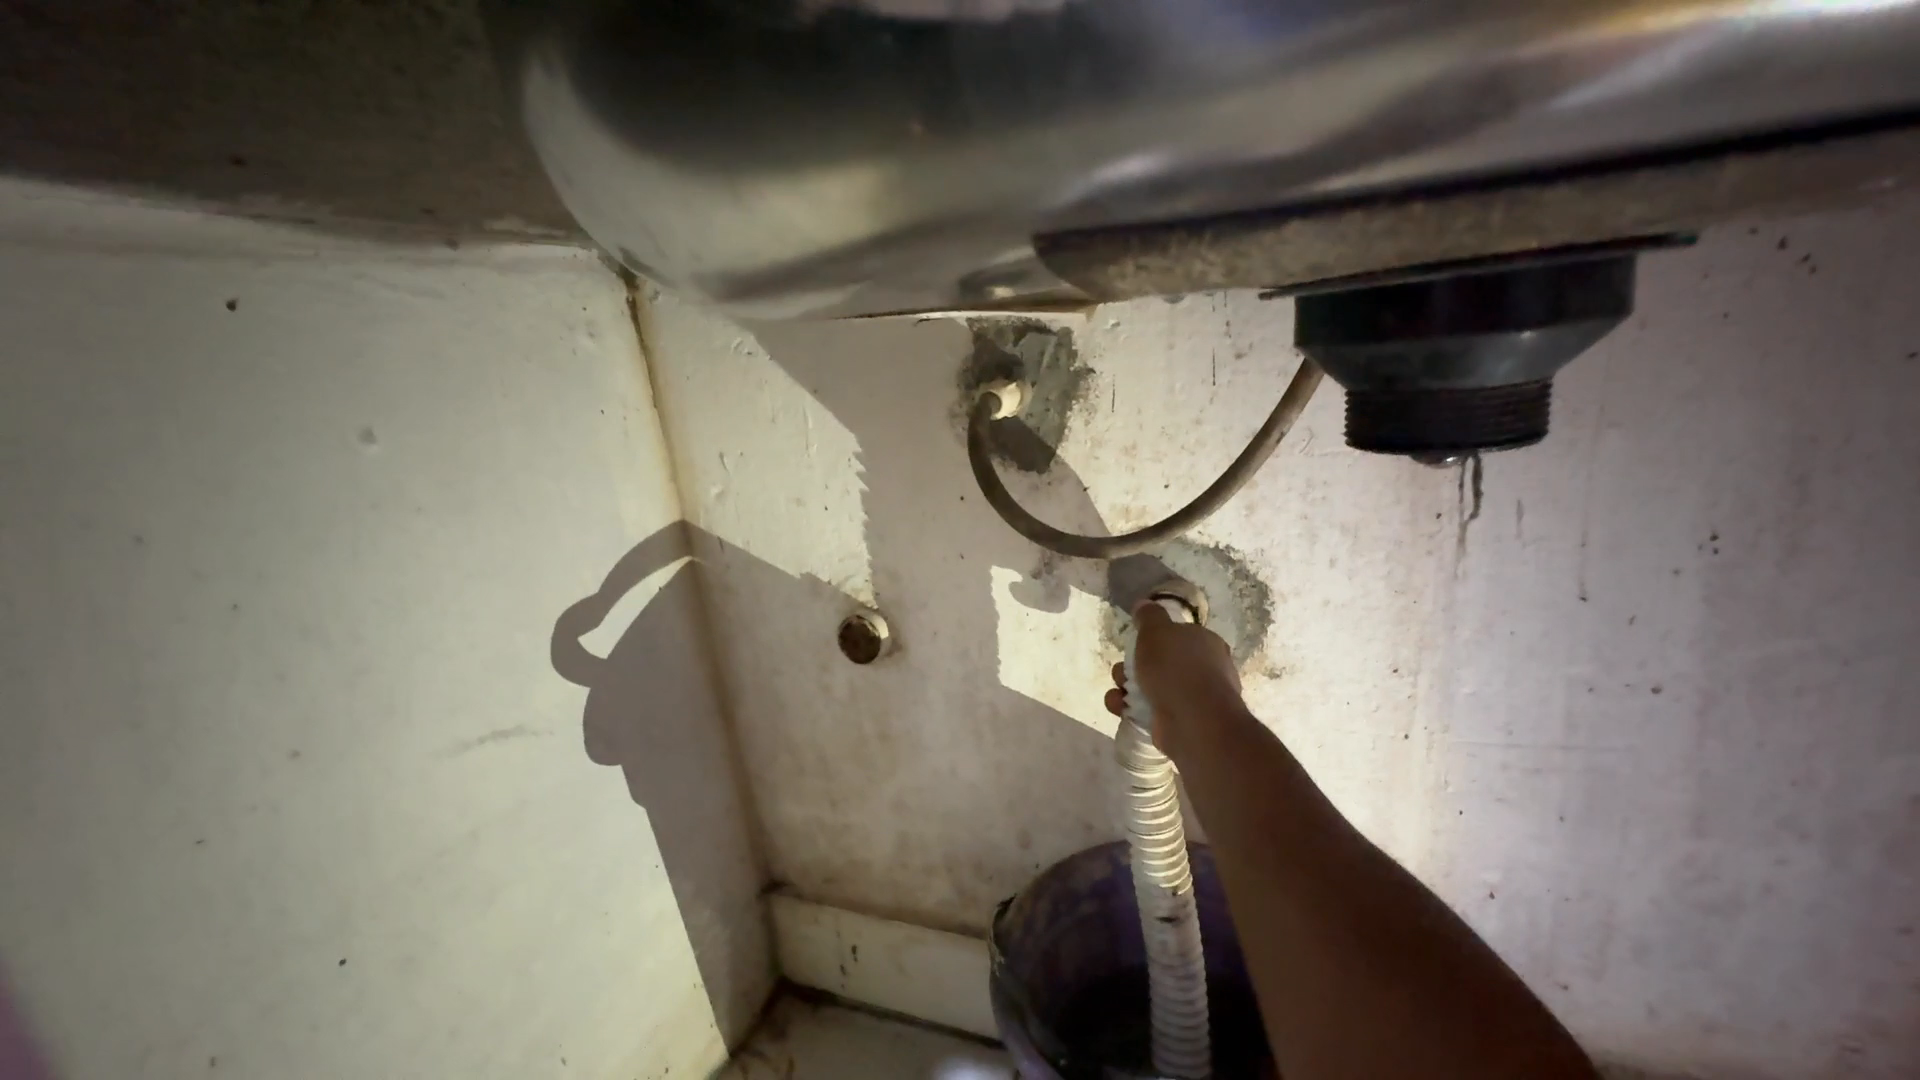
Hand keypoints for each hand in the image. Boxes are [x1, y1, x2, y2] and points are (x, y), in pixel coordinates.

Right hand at [1104, 601, 1244, 757]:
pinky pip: (1149, 711)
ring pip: (1150, 688)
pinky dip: (1130, 709)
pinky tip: (1118, 708)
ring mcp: (1191, 700)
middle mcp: (1203, 671)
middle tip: (1122, 671)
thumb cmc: (1176, 667)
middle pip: (1159, 663)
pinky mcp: (1178, 723)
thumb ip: (1148, 616)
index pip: (1178, 637)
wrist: (1193, 720)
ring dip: (1126, 688)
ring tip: (1118, 692)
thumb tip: (1144, 604)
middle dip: (1132, 667)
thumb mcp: (1157, 630)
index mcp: (1205, 644)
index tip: (1135, 643)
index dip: (1153, 639)